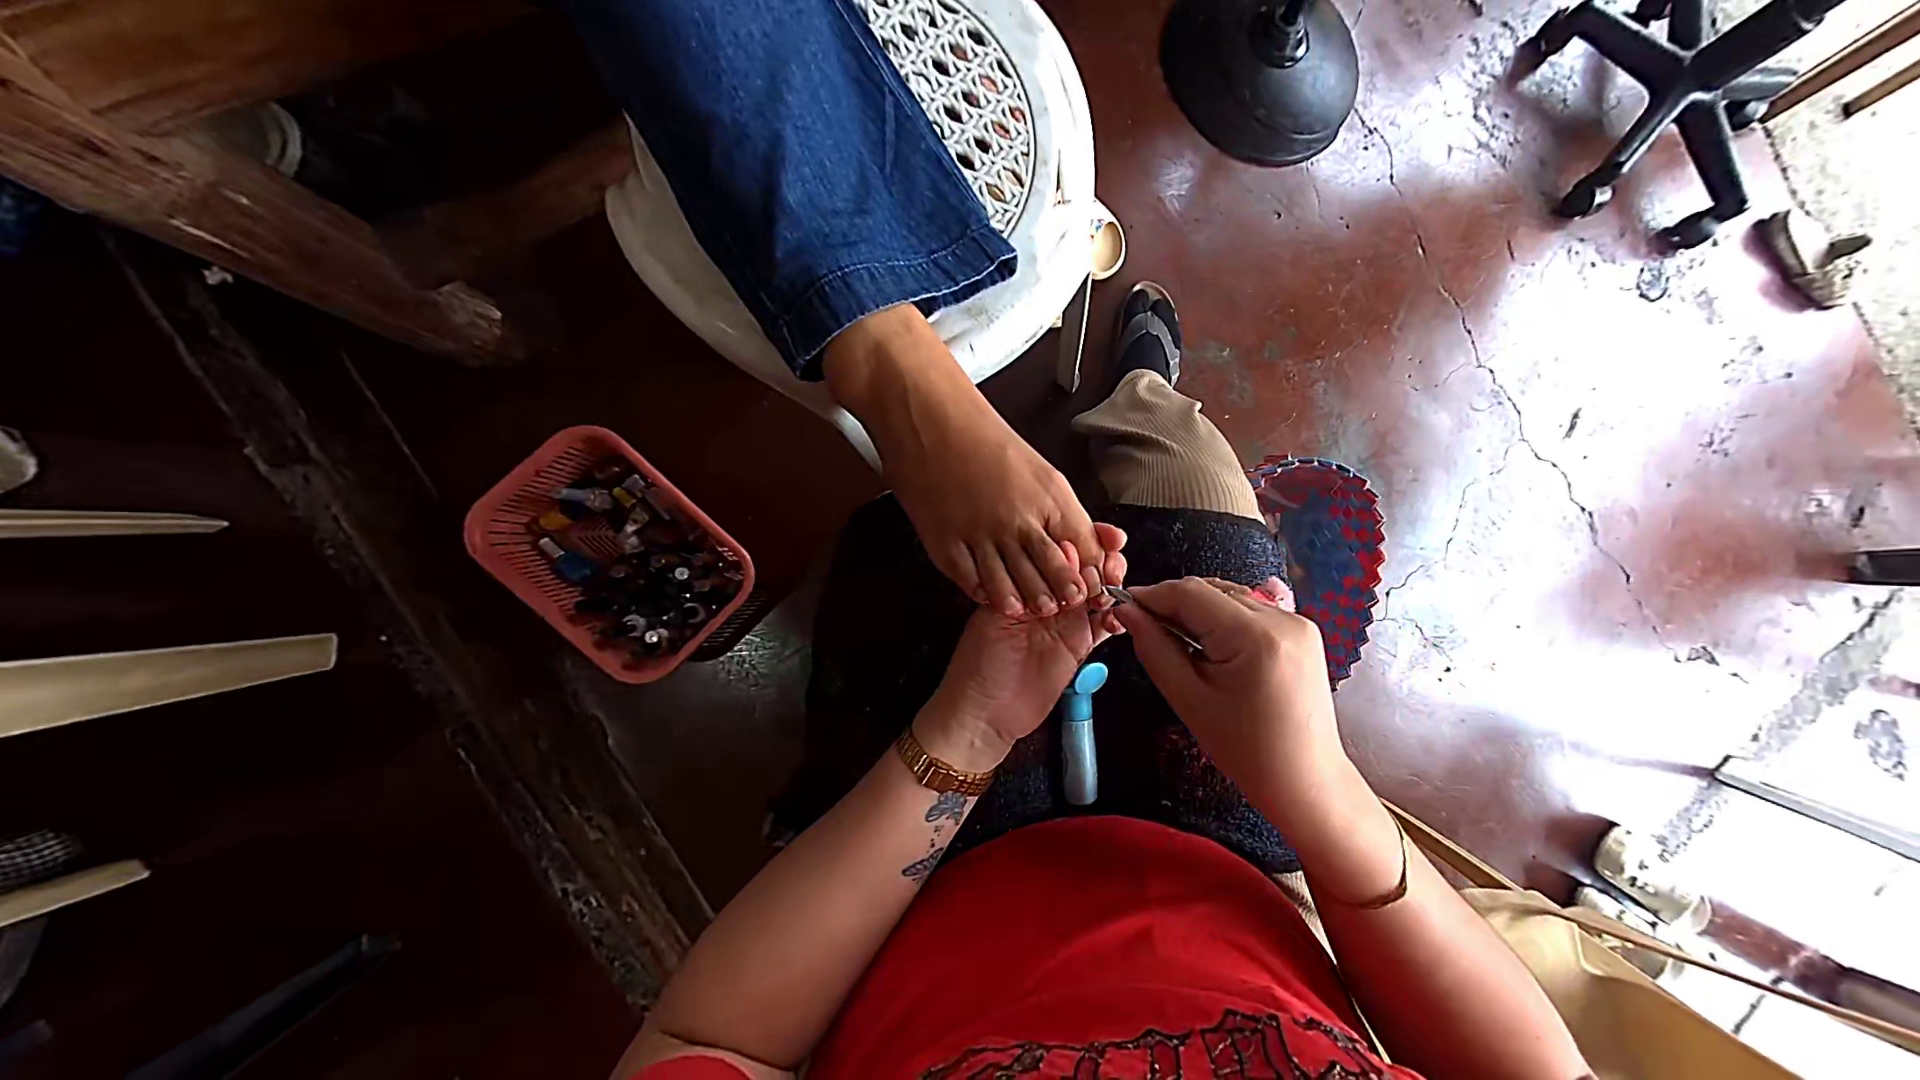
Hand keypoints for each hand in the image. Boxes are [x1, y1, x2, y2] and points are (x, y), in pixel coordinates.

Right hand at [822, 305, 1103, 618]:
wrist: (928, 414)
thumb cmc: (979, 432)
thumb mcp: (1036, 466)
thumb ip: (1057, 506)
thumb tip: (1076, 538)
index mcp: (1048, 497)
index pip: (1084, 549)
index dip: (1090, 574)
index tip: (1089, 585)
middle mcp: (1018, 521)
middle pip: (1052, 574)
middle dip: (1061, 595)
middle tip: (1061, 606)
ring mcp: (981, 536)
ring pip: (1013, 586)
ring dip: (1024, 601)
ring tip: (1028, 608)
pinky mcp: (946, 543)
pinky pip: (972, 581)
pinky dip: (984, 592)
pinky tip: (990, 595)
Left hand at [918, 534, 1127, 767]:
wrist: (985, 714)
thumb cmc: (978, 664)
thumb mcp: (997, 616)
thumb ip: (1029, 586)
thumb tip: (1060, 549)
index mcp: (1024, 582)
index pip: (1057, 551)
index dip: (1082, 539)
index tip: (1099, 533)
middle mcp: (1047, 597)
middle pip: (1084, 568)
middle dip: (1102, 556)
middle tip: (1111, 557)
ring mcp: (1065, 621)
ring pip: (1098, 592)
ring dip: (1113, 582)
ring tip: (1116, 581)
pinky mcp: (1079, 646)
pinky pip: (1104, 626)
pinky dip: (1118, 618)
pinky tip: (1122, 614)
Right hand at [1111, 576, 1339, 799]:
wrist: (1305, 779)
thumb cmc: (1245, 749)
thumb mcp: (1187, 698)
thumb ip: (1152, 647)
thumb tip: (1126, 612)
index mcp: (1255, 637)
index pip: (1190, 593)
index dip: (1151, 595)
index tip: (1124, 606)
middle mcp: (1282, 619)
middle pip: (1210, 590)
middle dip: (1172, 603)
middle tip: (1144, 627)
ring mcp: (1296, 622)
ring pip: (1228, 595)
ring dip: (1196, 610)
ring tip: (1177, 641)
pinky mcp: (1301, 630)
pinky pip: (1248, 609)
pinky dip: (1221, 618)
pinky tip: (1210, 645)